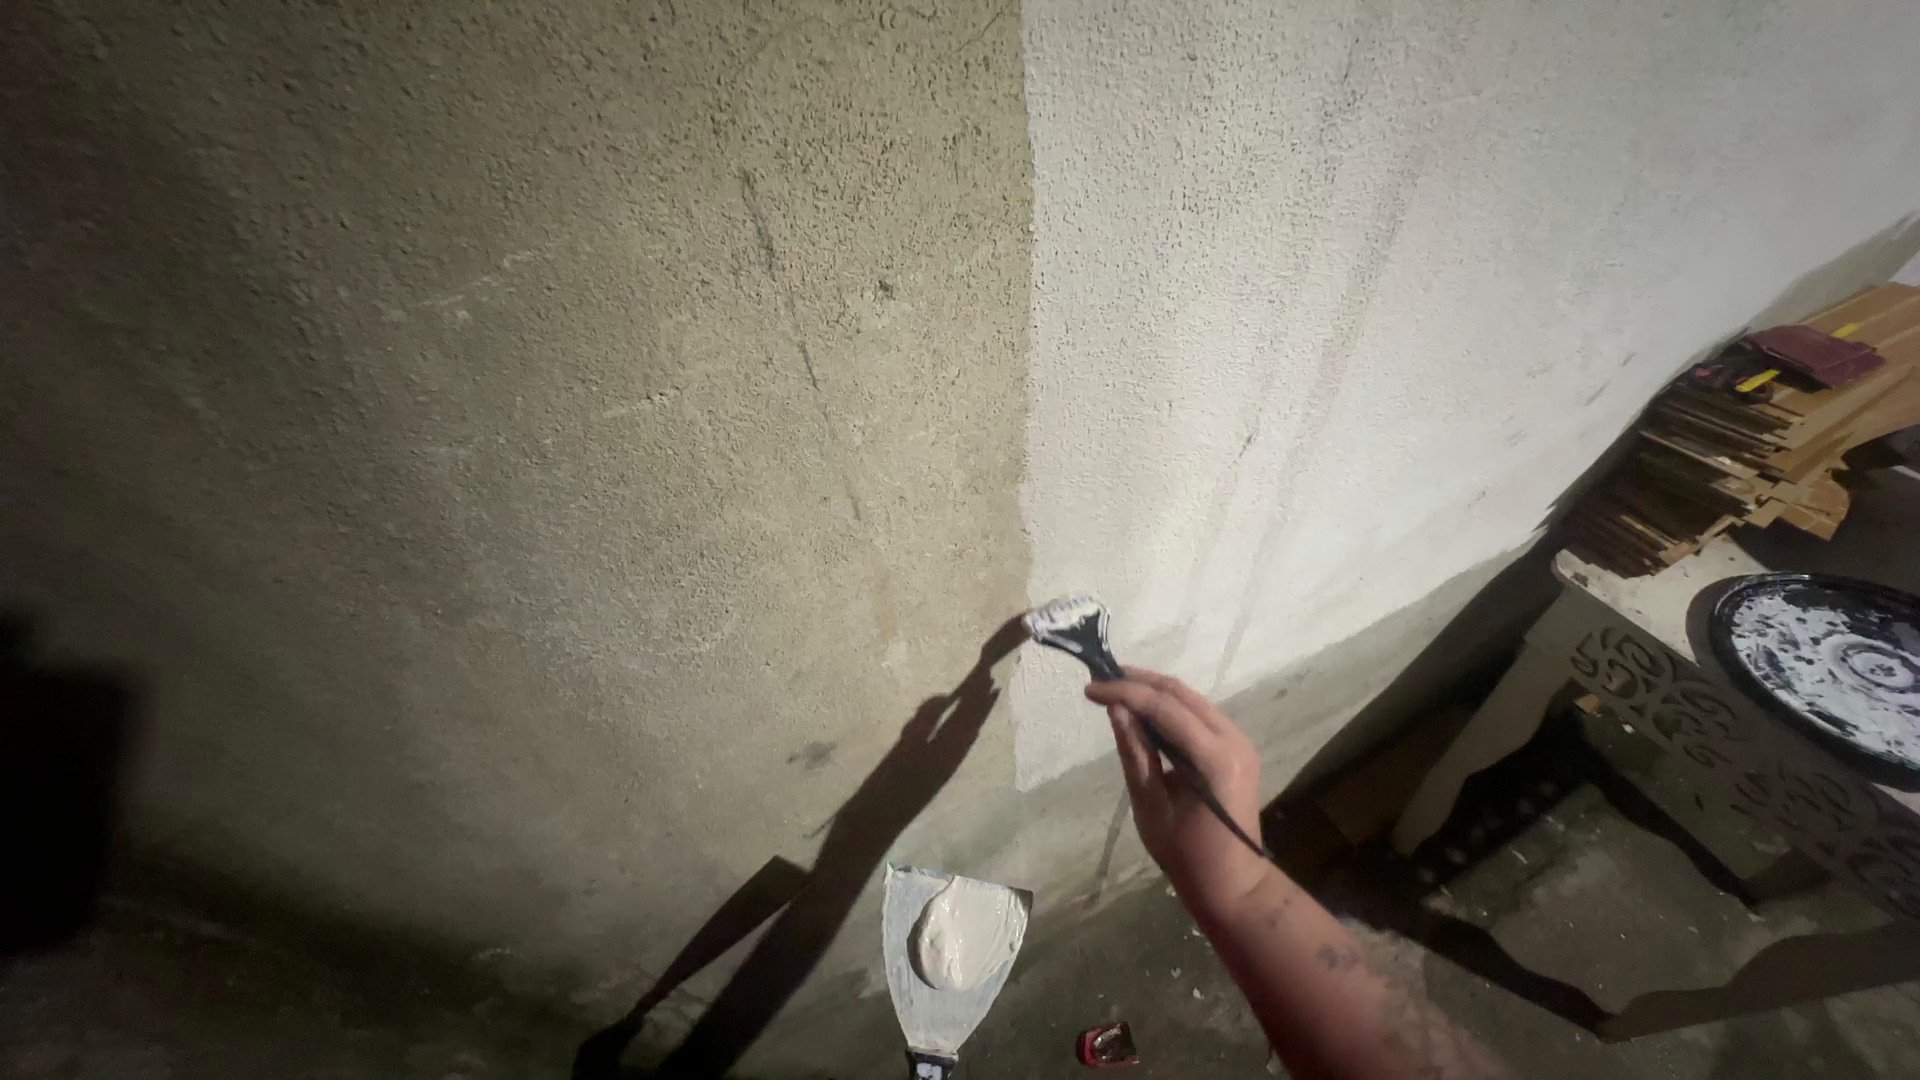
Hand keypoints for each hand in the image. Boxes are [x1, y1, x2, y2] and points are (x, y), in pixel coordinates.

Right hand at [1087, 667, 1269, 920]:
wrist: (1233, 883)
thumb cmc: (1187, 854)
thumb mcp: (1150, 805)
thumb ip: (1134, 752)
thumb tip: (1114, 708)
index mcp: (1216, 759)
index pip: (1166, 708)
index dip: (1125, 692)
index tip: (1090, 689)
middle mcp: (1233, 739)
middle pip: (1180, 694)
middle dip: (1137, 681)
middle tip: (1098, 678)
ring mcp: (1238, 740)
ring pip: (1189, 698)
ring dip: (1151, 690)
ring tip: (1113, 687)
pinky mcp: (1233, 745)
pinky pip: (1196, 713)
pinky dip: (1166, 706)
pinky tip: (1140, 707)